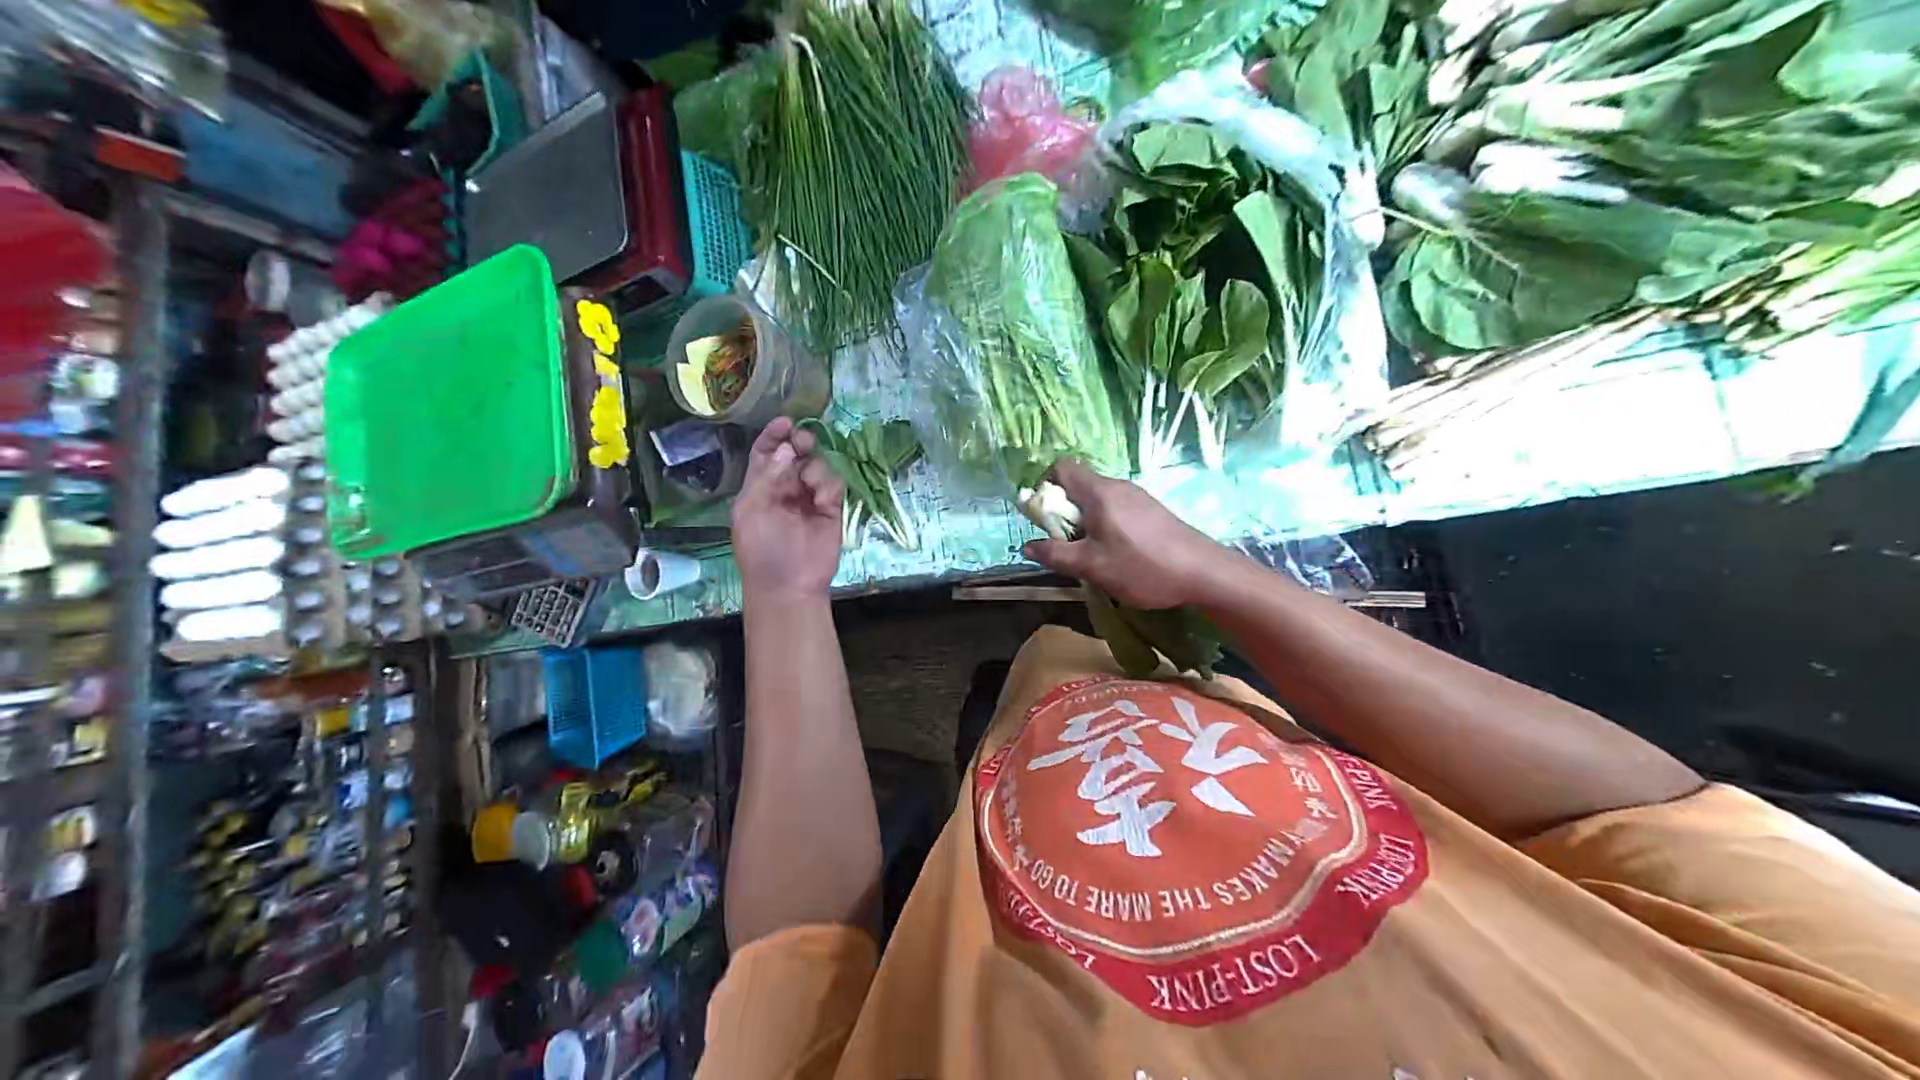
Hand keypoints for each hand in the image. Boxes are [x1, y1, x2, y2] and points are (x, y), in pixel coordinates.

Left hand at [732, 417, 844, 601]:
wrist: (789, 585)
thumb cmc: (761, 549)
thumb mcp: (751, 509)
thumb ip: (767, 475)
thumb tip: (790, 448)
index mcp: (760, 487)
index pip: (767, 452)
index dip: (775, 435)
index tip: (786, 421)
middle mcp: (785, 488)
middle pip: (796, 453)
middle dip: (801, 443)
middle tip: (805, 442)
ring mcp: (810, 498)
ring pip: (817, 465)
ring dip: (814, 469)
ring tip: (811, 488)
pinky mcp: (832, 509)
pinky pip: (834, 484)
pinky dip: (828, 487)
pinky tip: (822, 502)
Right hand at [1021, 460, 1243, 609]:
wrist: (1203, 573)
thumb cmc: (1142, 566)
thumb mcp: (1091, 566)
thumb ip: (1056, 554)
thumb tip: (1027, 546)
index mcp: (1099, 492)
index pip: (1062, 467)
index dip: (1045, 485)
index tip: (1043, 516)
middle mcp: (1117, 486)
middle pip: (1078, 485)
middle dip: (1063, 511)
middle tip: (1064, 542)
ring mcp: (1137, 497)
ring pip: (1097, 500)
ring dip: (1084, 521)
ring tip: (1089, 553)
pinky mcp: (1151, 511)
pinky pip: (1115, 509)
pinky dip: (1105, 525)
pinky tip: (1115, 553)